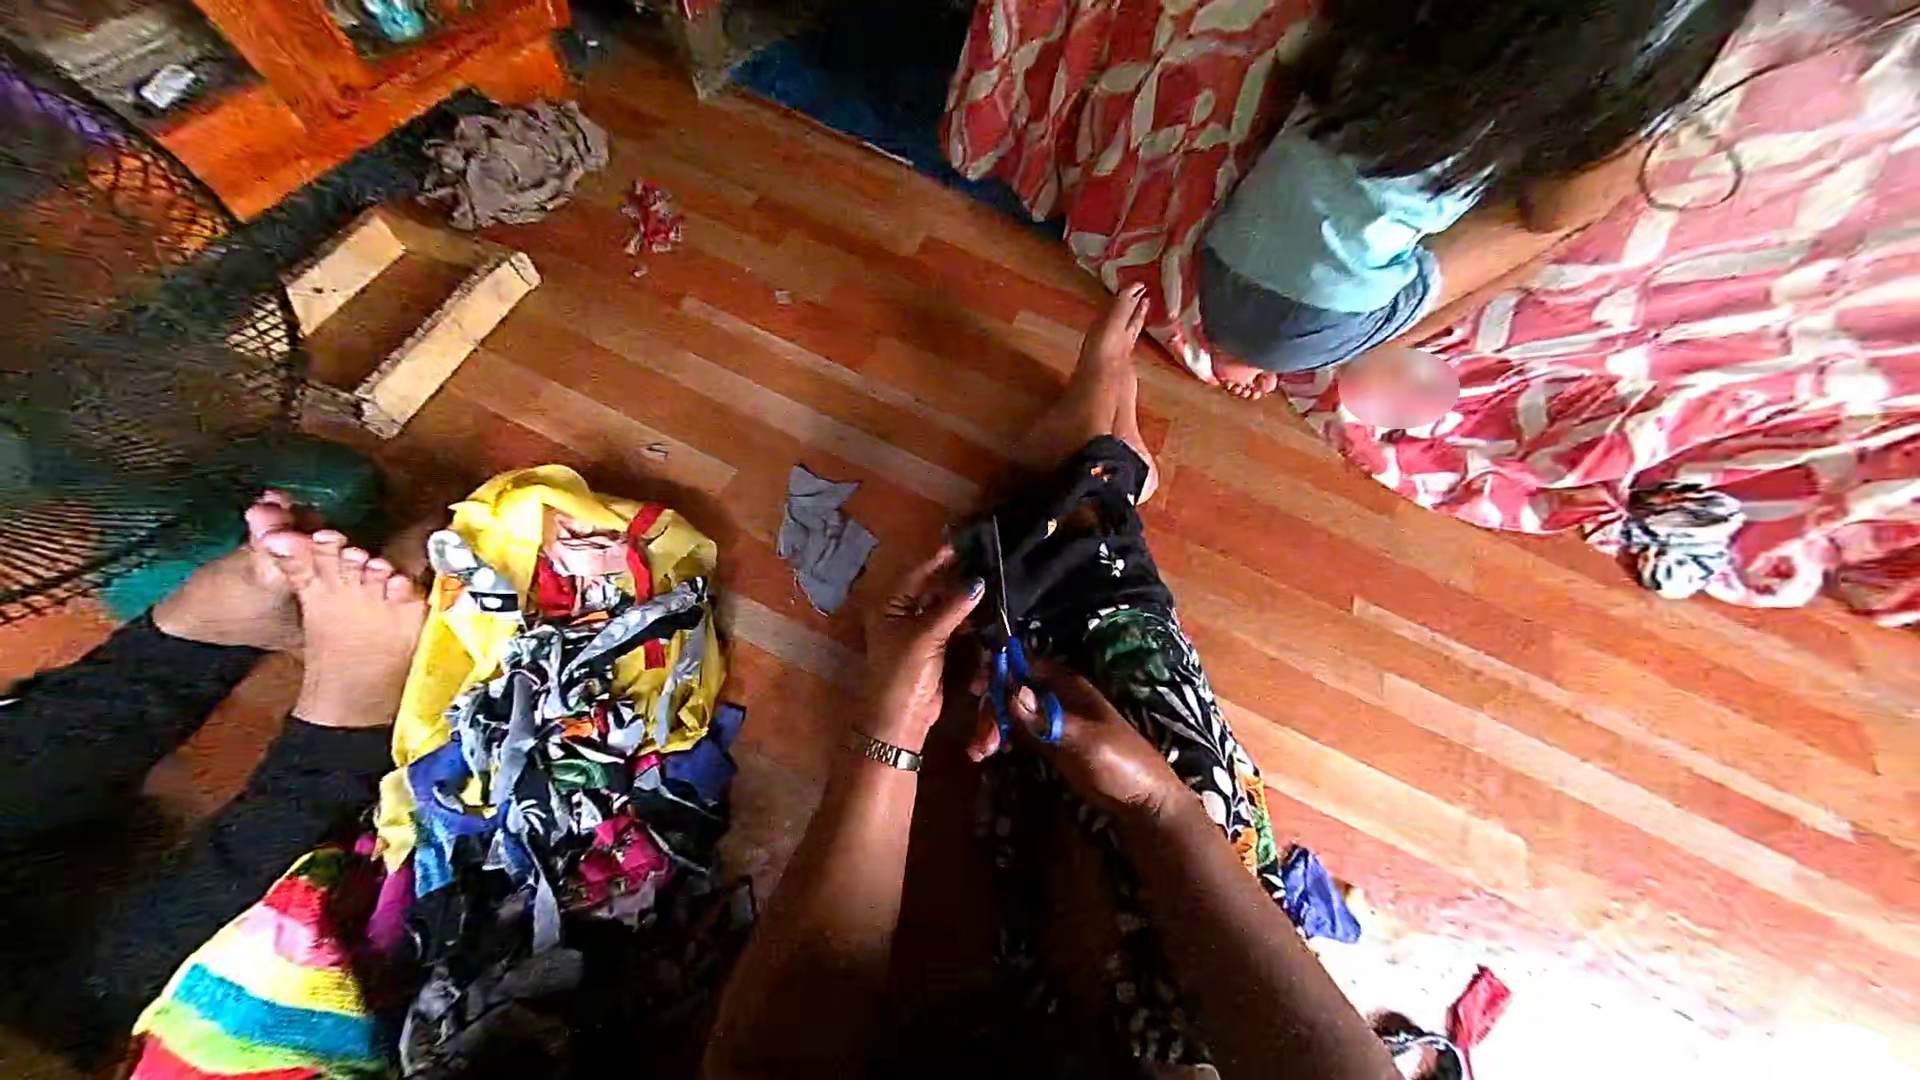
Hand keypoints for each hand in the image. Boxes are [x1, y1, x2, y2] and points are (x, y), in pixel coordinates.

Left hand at [859, 547, 984, 751]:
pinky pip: (952, 624)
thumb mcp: (926, 636)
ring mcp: (919, 630)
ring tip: (988, 581)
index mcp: (889, 605)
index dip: (939, 560)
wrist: (902, 718)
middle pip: (932, 588)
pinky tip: (983, 608)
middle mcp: (902, 613)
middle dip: (955, 578)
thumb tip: (979, 582)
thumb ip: (953, 607)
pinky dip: (966, 617)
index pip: (917, 574)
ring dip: (963, 598)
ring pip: (944, 606)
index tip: (964, 545)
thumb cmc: (904, 672)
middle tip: (983, 563)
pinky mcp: (935, 647)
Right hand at [968, 660, 1186, 819]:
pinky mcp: (1048, 742)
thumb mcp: (1084, 741)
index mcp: (1068, 685)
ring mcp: (1051, 719)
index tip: (976, 688)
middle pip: (1011, 689)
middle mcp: (1056, 696)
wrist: (1143, 804)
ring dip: (991, 726)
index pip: (1026, 664)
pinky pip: (1016, 731)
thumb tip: (1012, 691)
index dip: (999, 669)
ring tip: (978, 753)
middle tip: (979, 741)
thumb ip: (1046, 718)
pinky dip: (999, 738)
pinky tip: (986, 754)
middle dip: (991, 708)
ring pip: (1010, 710)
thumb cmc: (1121, 764)